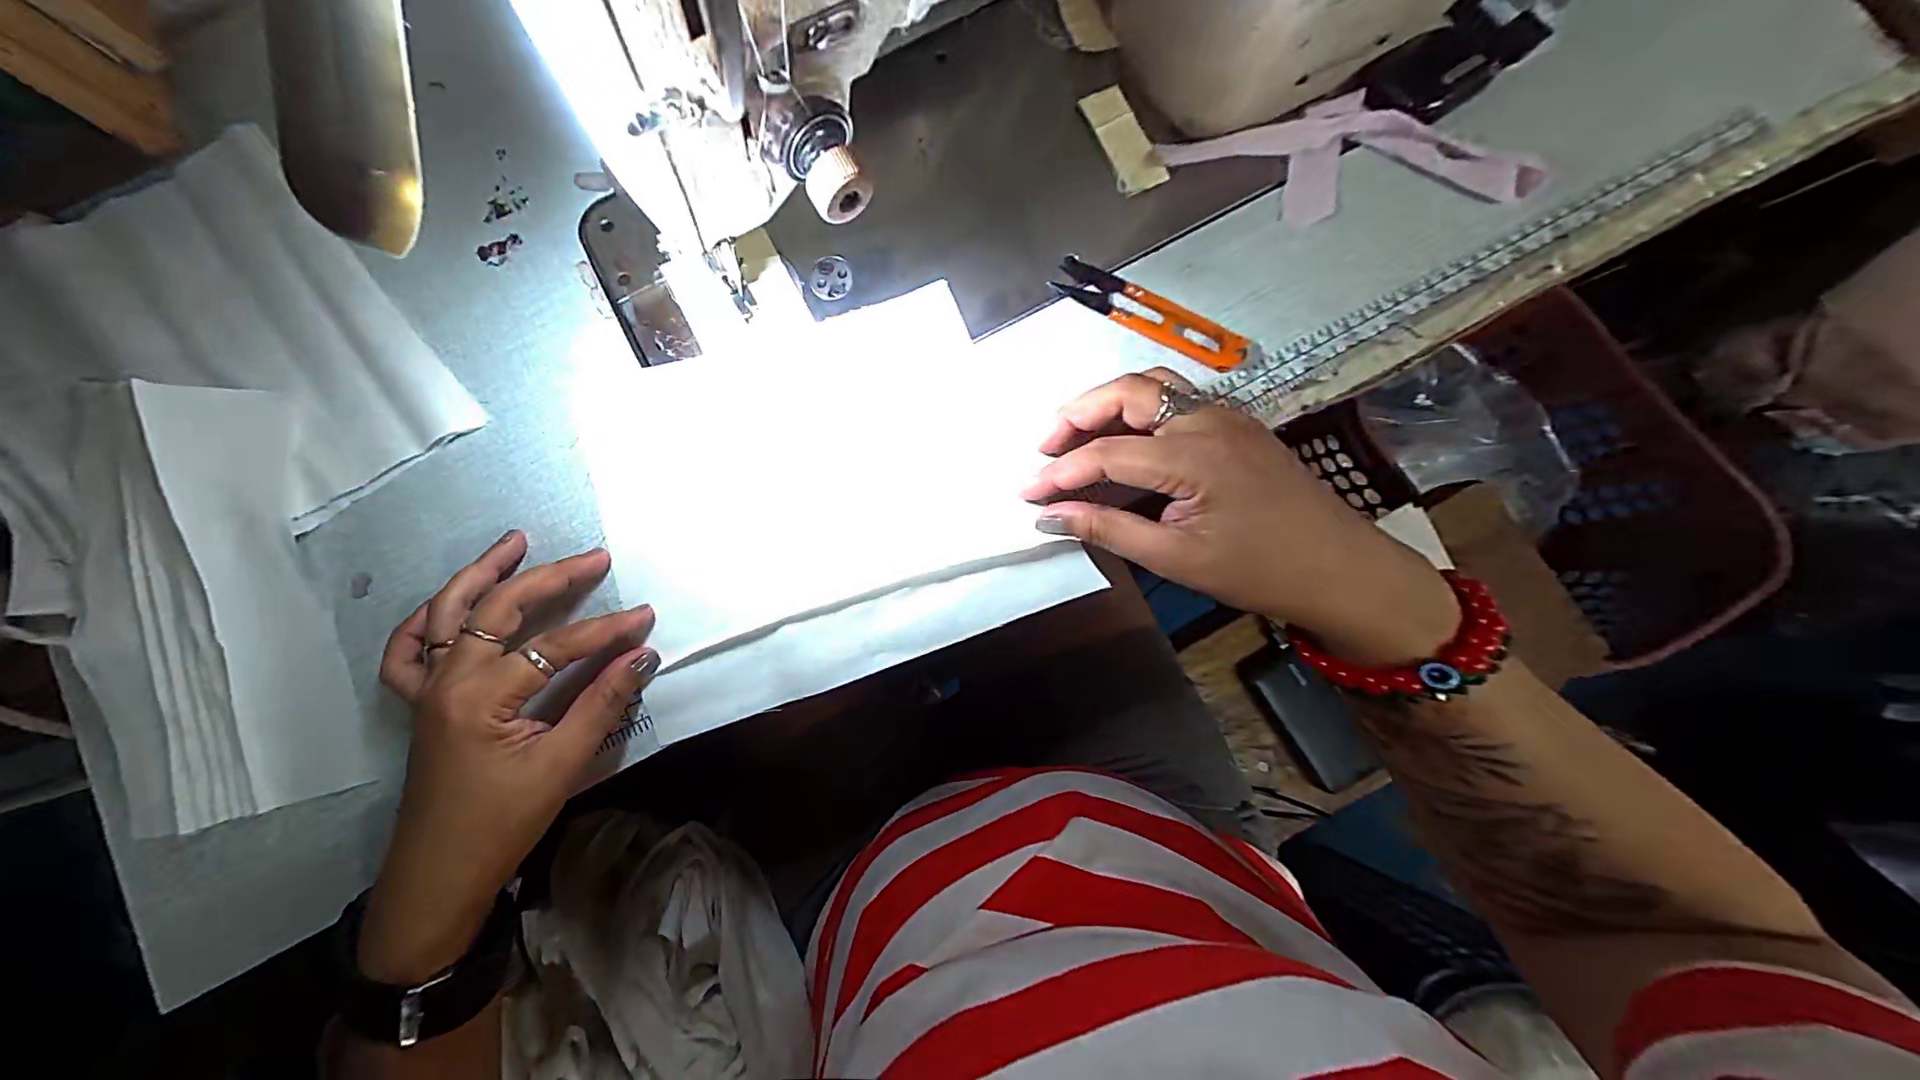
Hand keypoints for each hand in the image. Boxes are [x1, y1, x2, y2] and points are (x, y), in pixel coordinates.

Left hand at [360, 532, 658, 983]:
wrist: (437, 878)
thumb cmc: (502, 824)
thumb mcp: (562, 765)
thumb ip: (602, 702)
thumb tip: (644, 655)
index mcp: (479, 697)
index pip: (554, 646)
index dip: (607, 630)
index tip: (647, 616)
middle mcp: (446, 681)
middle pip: (497, 609)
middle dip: (550, 578)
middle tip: (594, 558)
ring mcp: (427, 690)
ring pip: (447, 614)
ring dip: (481, 574)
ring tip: (514, 543)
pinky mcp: (421, 705)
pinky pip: (409, 652)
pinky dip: (426, 620)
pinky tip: (449, 603)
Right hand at [1024, 371, 1458, 665]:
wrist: (1339, 569)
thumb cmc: (1260, 569)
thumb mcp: (1175, 556)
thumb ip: (1108, 529)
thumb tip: (1052, 516)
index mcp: (1193, 454)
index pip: (1106, 452)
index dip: (1061, 472)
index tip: (1028, 492)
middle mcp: (1208, 420)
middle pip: (1127, 392)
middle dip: (1077, 415)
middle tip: (1046, 448)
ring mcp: (1227, 416)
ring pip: (1153, 386)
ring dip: (1109, 404)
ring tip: (1077, 436)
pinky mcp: (1237, 425)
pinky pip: (1177, 401)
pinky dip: (1139, 411)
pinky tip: (1125, 439)